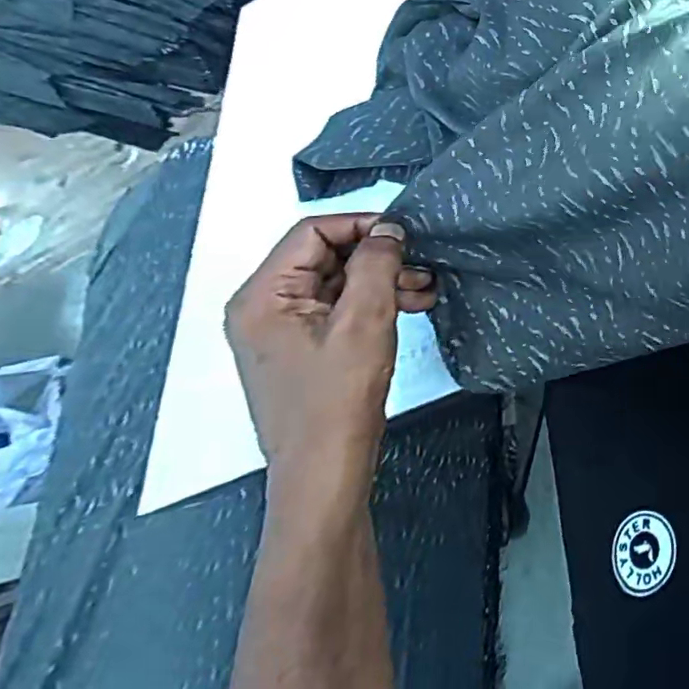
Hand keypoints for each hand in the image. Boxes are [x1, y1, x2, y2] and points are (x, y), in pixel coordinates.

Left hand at [225, 215, 435, 499]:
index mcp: (262, 296)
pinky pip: (341, 304)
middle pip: (325, 255)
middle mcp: (263, 306)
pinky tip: (412, 306)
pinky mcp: (304, 344)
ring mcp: (282, 327)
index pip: (311, 232)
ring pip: (339, 280)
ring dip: (384, 278)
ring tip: (425, 289)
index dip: (362, 226)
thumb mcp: (365, 320)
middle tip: (423, 266)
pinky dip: (376, 300)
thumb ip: (376, 266)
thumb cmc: (338, 394)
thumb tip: (389, 229)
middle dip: (378, 256)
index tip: (408, 236)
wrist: (326, 463)